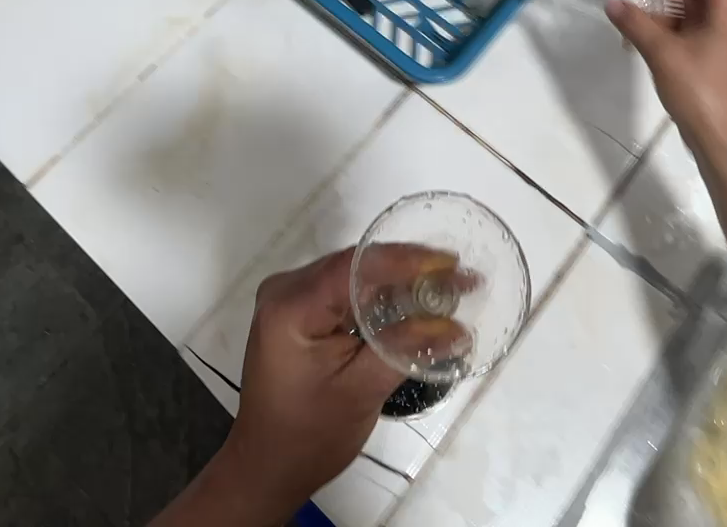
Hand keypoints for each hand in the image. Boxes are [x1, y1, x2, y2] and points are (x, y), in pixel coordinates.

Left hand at [172, 245, 465, 525]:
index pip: (354, 267)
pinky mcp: (301, 307)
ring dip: (398, 280)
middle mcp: (286, 288)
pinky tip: (413, 299)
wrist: (268, 465)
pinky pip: (345, 289)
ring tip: (446, 284)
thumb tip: (458, 328)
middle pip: (355, 265)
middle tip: (458, 275)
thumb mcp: (361, 392)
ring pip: (354, 274)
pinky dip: (379, 294)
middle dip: (409, 269)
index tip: (449, 264)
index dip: (405, 261)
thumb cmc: (309, 435)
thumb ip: (404, 351)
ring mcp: (291, 295)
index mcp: (291, 306)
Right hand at [605, 0, 726, 147]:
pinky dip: (671, 34)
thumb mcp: (662, 54)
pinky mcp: (716, 67)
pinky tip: (646, 44)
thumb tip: (612, 1)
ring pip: (695, 18)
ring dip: (665, 14)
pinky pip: (694, 38)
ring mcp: (725, 50)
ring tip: (634, 21)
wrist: (723, 142)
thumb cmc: (699, 92)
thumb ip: (635, 24)